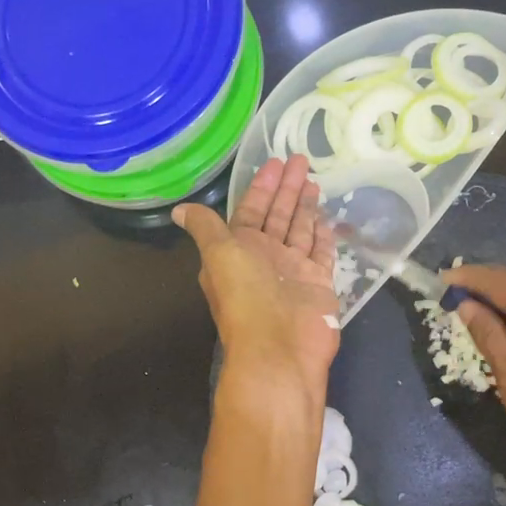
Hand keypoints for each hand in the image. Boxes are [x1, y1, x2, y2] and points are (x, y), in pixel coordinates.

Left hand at [174, 156, 338, 400]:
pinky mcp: (317, 284)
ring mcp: (292, 272)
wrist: (277, 347)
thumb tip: (178, 210)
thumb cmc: (245, 297)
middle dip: (287, 189)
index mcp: (237, 250)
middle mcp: (264, 258)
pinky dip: (322, 236)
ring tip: (316, 179)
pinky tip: (327, 217)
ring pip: (299, 231)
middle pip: (277, 216)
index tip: (275, 162)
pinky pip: (320, 254)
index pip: (250, 210)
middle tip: (303, 158)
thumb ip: (205, 228)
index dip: (261, 187)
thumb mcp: (219, 254)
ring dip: (305, 207)